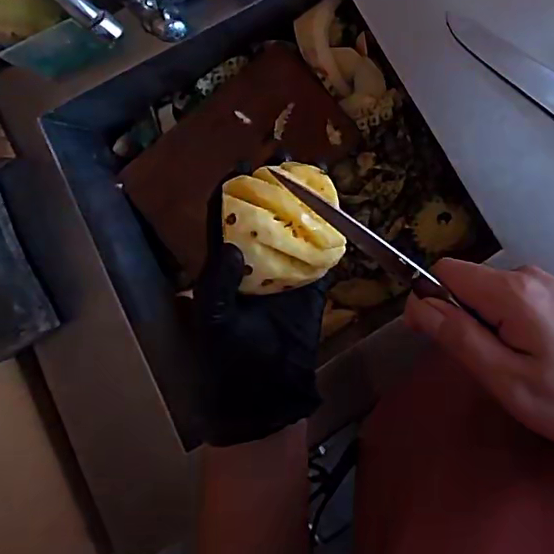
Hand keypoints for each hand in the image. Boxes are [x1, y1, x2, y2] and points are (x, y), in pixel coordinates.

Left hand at [193, 178, 329, 445]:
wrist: (267, 395)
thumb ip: (219, 285)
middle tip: (284, 158)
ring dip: (301, 203)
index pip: (223, 221)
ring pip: (293, 230)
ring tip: (312, 174)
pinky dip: (328, 235)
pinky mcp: (310, 286)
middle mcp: (254, 263)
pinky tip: (337, 212)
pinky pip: (321, 256)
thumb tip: (233, 246)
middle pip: (262, 216)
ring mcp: (284, 273)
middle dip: (272, 187)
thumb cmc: (231, 362)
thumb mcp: (216, 324)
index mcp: (223, 269)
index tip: (240, 164)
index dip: (229, 191)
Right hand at [402, 259, 553, 449]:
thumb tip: (418, 305)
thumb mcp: (509, 380)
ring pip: (490, 293)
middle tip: (488, 366)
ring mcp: (546, 281)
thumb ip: (460, 338)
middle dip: (462, 318)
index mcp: (513, 290)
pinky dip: (509, 324)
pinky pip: (513, 299)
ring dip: (487, 325)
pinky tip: (536, 357)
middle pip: (468, 282)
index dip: (431, 299)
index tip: (438, 339)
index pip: (446, 271)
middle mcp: (528, 274)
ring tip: (516, 367)